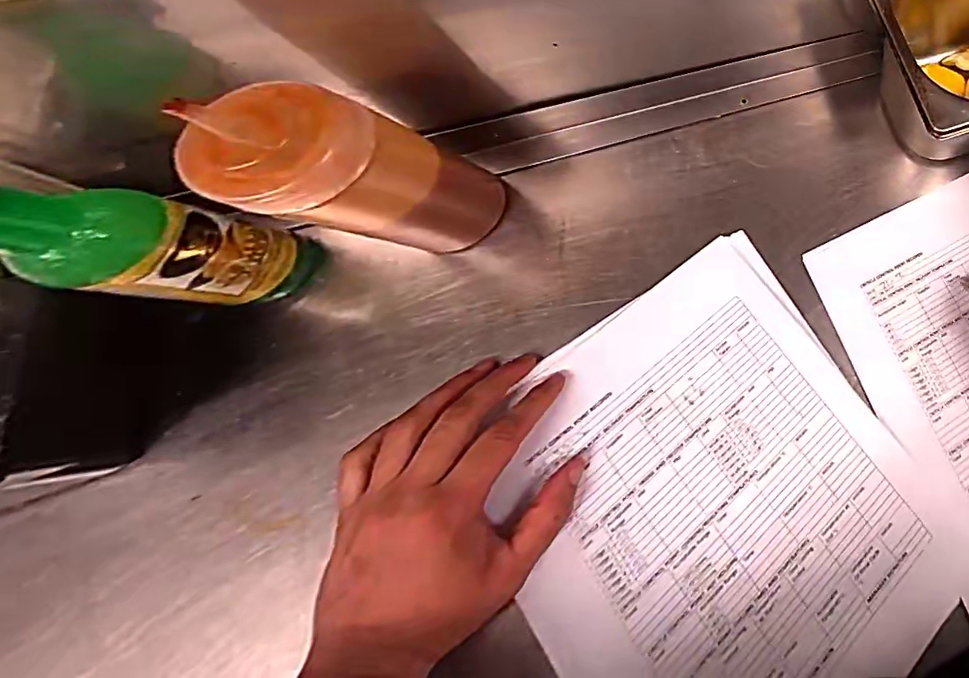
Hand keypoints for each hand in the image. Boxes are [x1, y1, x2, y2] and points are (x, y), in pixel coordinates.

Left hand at [300, 356, 584, 677]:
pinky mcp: (349, 510)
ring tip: (477, 370)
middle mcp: (406, 495)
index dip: (531, 404)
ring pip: (410, 425)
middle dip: (496, 383)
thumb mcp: (511, 569)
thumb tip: (574, 467)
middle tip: (522, 364)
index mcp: (448, 509)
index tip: (551, 384)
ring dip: (448, 390)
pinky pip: (363, 455)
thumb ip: (548, 514)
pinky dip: (393, 426)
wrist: (369, 656)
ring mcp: (372, 500)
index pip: (499, 438)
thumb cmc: (440, 615)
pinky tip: (416, 413)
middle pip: (456, 419)